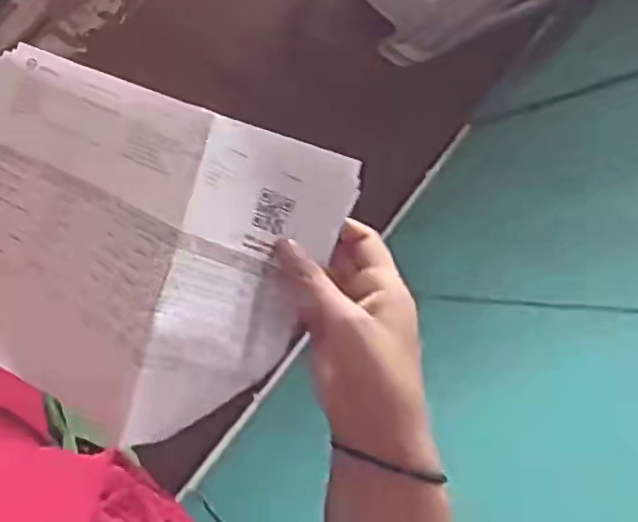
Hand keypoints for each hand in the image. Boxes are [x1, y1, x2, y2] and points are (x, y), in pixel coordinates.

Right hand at [276, 220, 438, 471]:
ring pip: (313, 277)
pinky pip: (301, 299)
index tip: (300, 206)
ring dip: (289, 263)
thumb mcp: (346, 321)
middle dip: (305, 240)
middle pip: (333, 256)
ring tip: (254, 239)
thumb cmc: (374, 371)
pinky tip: (256, 273)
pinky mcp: (321, 329)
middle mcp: (362, 293)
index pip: (363, 240)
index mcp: (383, 287)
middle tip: (267, 218)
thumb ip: (313, 280)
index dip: (336, 222)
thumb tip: (285, 241)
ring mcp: (340, 312)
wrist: (374, 431)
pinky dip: (283, 287)